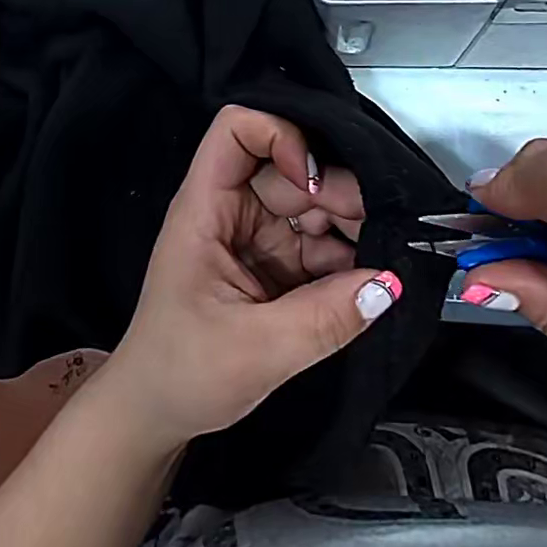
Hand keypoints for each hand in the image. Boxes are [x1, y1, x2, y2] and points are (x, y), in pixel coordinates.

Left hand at [98, 106, 402, 449]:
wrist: (157, 414)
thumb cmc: (181, 373)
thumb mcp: (254, 351)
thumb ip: (324, 318)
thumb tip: (390, 283)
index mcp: (207, 209)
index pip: (237, 131)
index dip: (279, 138)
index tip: (312, 184)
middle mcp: (234, 210)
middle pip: (291, 168)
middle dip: (336, 191)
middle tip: (378, 229)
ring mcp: (257, 234)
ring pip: (314, 204)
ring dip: (351, 225)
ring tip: (384, 254)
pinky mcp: (277, 262)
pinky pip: (321, 242)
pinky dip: (349, 255)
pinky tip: (372, 276)